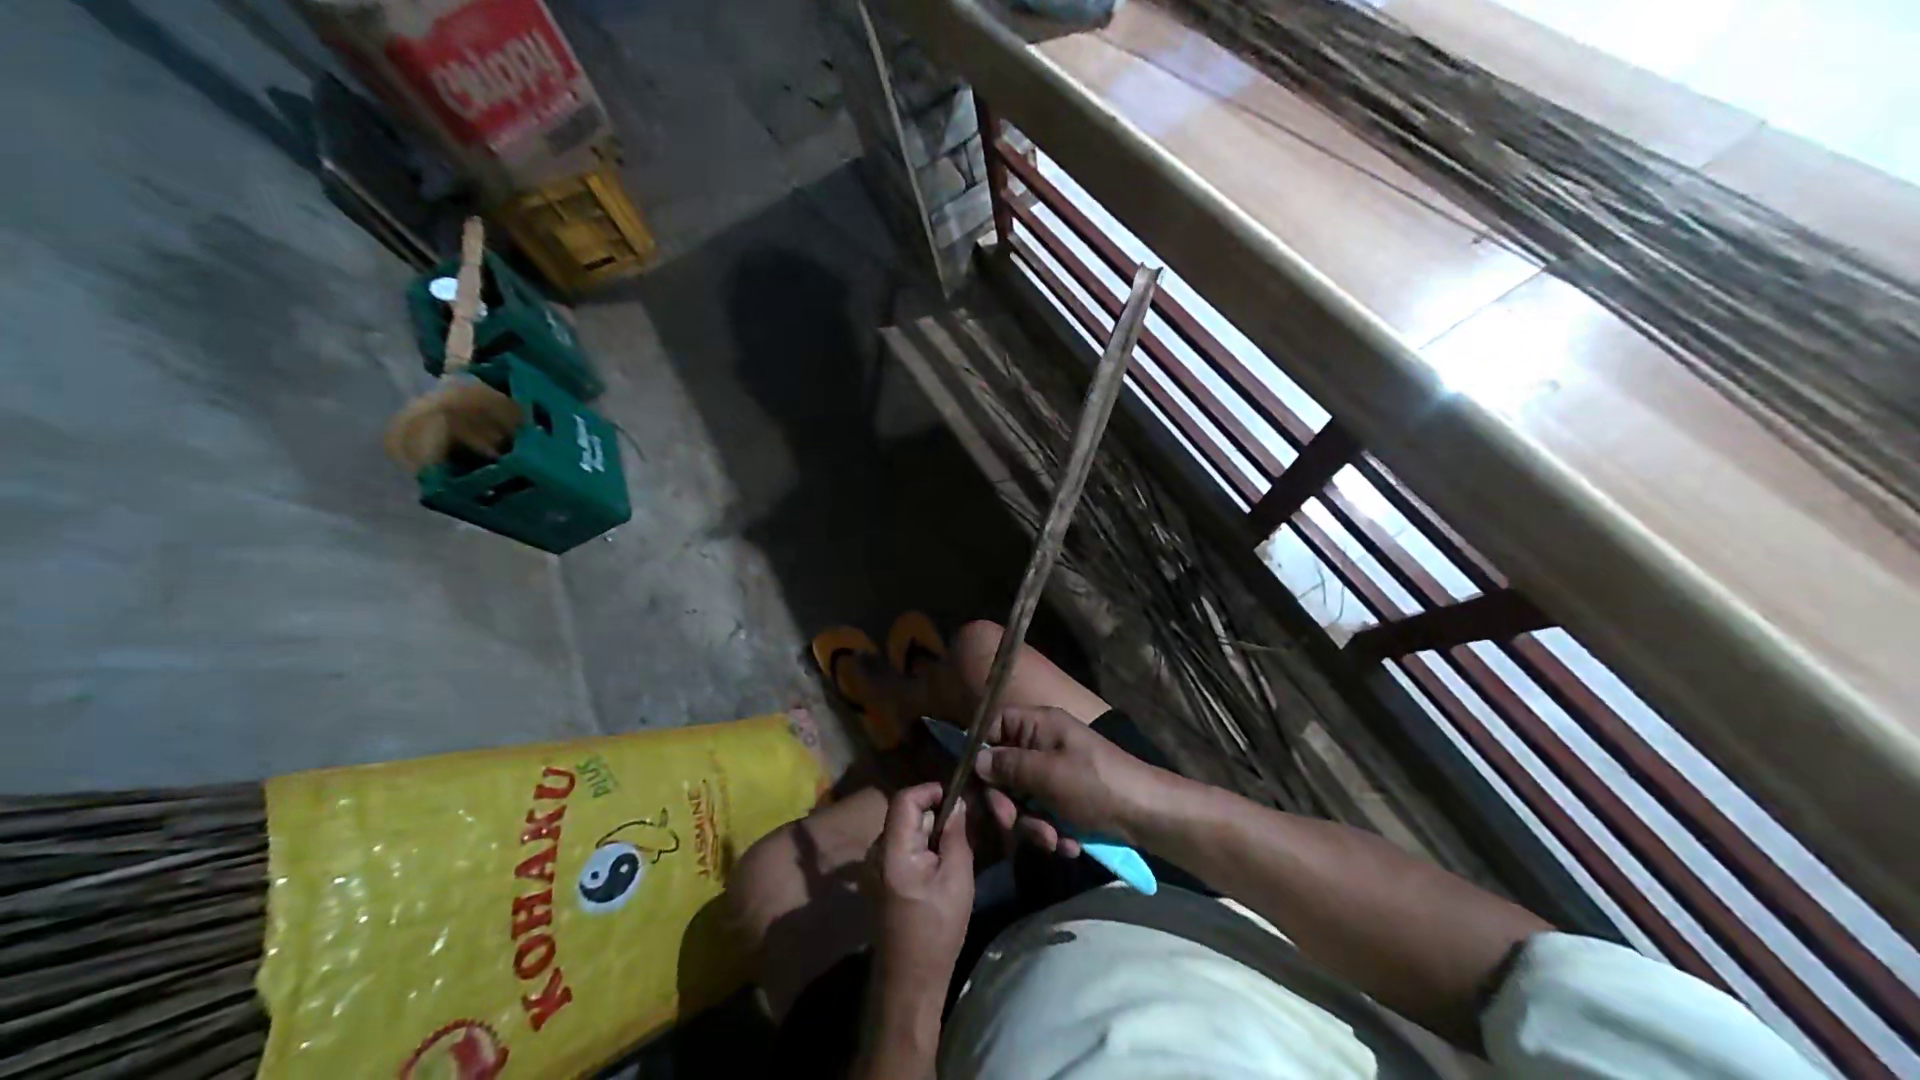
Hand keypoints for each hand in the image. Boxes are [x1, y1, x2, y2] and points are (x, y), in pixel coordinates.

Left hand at [869, 783, 973, 987]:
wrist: (910, 979)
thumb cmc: (937, 929)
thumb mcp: (957, 878)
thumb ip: (955, 835)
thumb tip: (957, 802)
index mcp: (893, 850)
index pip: (905, 799)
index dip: (930, 790)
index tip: (957, 799)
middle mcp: (876, 852)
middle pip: (904, 814)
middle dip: (934, 813)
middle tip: (963, 826)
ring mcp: (873, 866)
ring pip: (903, 830)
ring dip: (928, 831)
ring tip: (954, 847)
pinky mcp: (877, 878)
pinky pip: (899, 847)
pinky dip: (919, 847)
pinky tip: (938, 867)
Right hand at [974, 706, 1178, 856]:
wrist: (1147, 815)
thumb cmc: (1095, 784)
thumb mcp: (1046, 775)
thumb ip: (1007, 766)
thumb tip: (975, 760)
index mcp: (1038, 725)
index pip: (993, 725)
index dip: (980, 751)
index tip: (976, 781)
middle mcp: (1041, 744)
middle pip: (1002, 770)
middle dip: (1008, 803)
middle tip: (1012, 821)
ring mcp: (1053, 773)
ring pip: (1020, 799)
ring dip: (1032, 825)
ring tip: (1054, 839)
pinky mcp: (1065, 800)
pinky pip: (1042, 814)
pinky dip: (1052, 831)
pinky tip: (1069, 844)